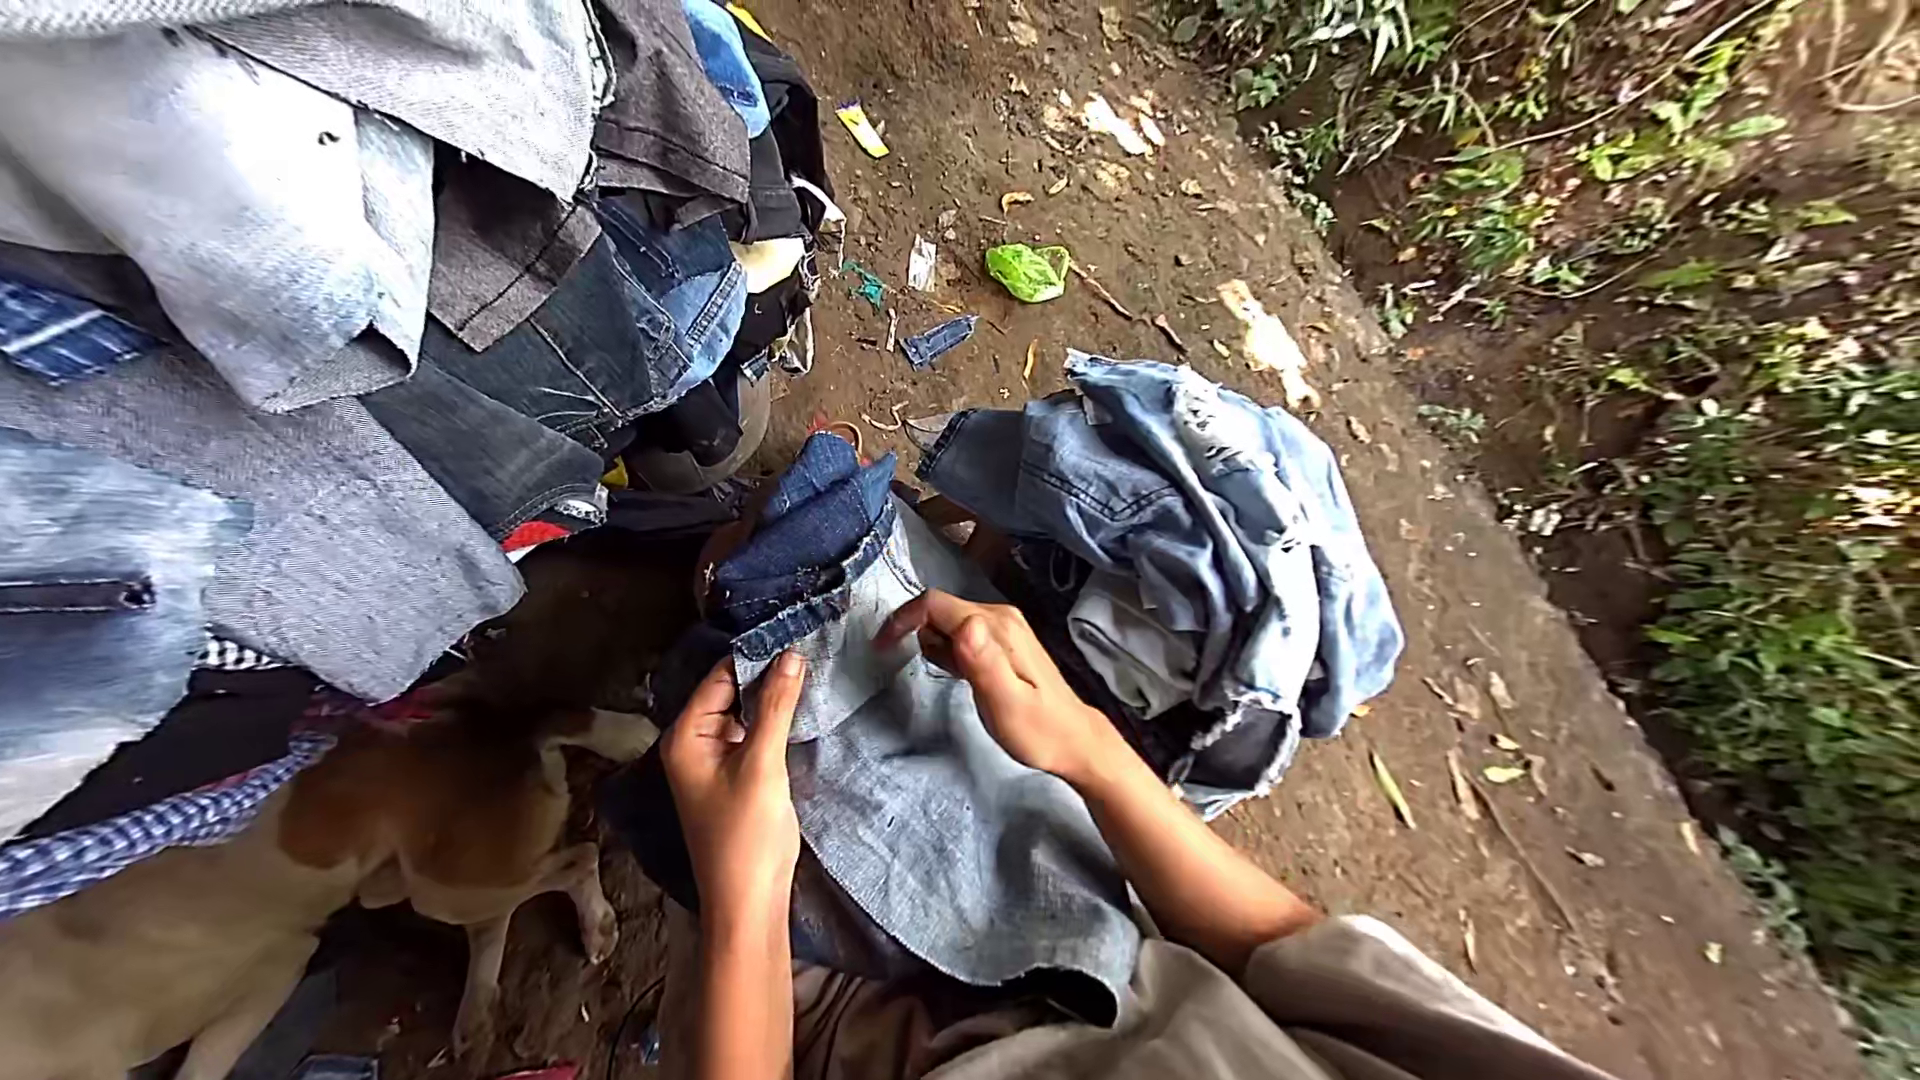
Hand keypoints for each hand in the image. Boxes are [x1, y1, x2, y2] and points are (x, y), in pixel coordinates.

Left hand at [662, 652, 805, 926]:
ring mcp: (717, 759)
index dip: (754, 655)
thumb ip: (776, 706)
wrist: (750, 900)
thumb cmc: (746, 833)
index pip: (719, 678)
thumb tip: (792, 655)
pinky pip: (754, 731)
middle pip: (731, 692)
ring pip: (745, 711)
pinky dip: (774, 717)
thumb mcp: (762, 763)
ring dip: (772, 695)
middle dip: (766, 672)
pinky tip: (801, 704)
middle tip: (806, 646)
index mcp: (686, 737)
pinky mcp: (738, 773)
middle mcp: (695, 743)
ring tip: (809, 667)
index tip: (792, 632)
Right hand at [875, 589, 1118, 785]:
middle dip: (921, 636)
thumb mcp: (1007, 704)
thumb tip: (962, 626)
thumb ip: (983, 664)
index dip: (903, 620)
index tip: (882, 648)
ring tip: (958, 680)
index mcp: (997, 626)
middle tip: (939, 676)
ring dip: (938, 646)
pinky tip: (965, 676)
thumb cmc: (1038, 731)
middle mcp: (1000, 616)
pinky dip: (950, 651)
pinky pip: (961, 631)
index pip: (935, 604)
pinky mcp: (1003, 637)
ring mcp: (1004, 624)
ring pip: (948, 620)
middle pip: (939, 609)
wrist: (1074, 739)